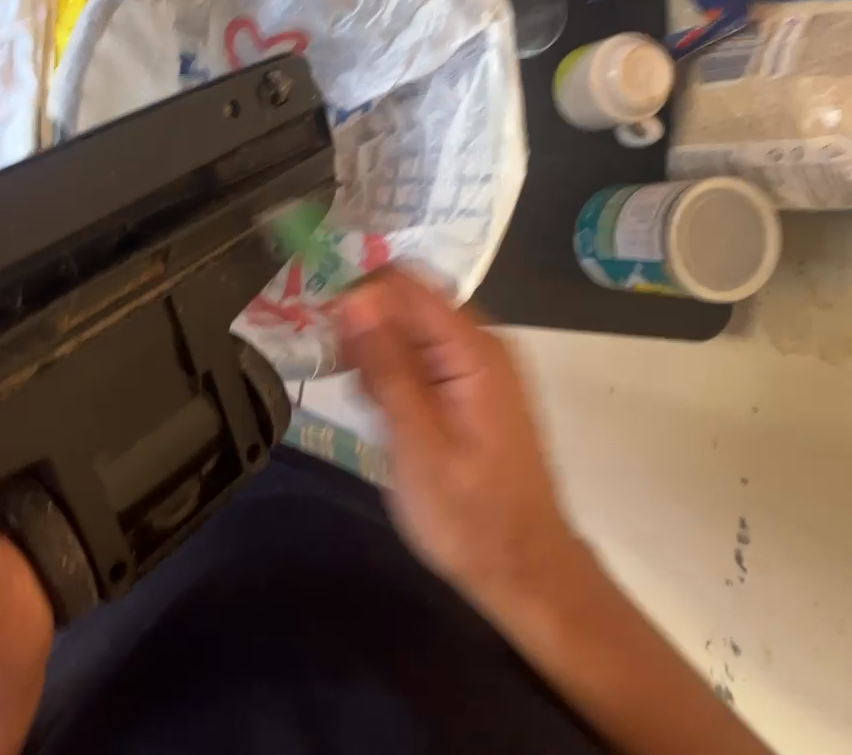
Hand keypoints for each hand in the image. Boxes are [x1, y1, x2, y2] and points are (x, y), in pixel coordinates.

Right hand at [334, 267, 580, 612]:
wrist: (523, 568)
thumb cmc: (468, 515)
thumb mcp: (416, 443)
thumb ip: (386, 366)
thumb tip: (355, 299)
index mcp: (473, 349)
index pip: (404, 283)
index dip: (358, 298)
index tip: (328, 338)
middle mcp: (480, 344)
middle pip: (405, 302)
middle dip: (364, 330)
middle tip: (346, 380)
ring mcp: (477, 364)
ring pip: (407, 329)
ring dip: (375, 356)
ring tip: (369, 406)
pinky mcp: (469, 385)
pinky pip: (420, 356)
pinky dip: (393, 374)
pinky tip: (386, 412)